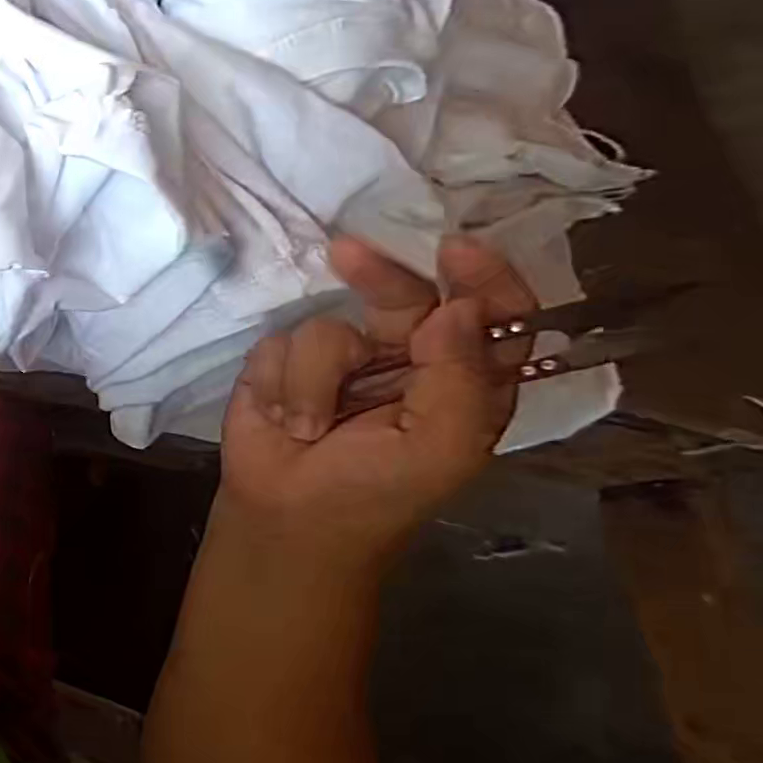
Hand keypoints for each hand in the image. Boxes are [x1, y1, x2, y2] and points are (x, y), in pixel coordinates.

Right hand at [219, 235, 536, 570]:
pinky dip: (275, 383)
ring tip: (305, 426)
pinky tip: (278, 415)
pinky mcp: (277, 364)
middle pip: (401, 298)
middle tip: (346, 252)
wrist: (285, 513)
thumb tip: (455, 307)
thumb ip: (460, 380)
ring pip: (324, 328)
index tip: (454, 249)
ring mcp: (334, 361)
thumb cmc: (376, 492)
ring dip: (310, 381)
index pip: (488, 315)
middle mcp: (400, 359)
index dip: (481, 278)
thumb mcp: (441, 448)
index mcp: (461, 379)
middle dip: (377, 276)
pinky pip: (275, 346)